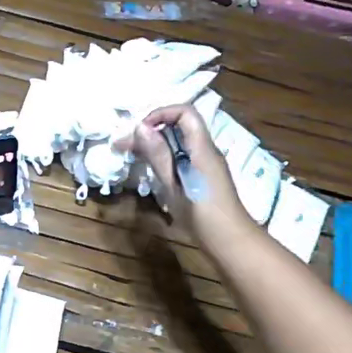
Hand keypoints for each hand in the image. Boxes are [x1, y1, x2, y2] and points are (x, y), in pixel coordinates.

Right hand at [128, 105, 253, 246]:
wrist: (229, 240)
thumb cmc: (201, 212)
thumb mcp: (174, 184)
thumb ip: (159, 154)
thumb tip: (141, 127)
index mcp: (201, 147)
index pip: (184, 112)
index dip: (160, 114)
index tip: (139, 131)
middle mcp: (205, 151)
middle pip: (178, 127)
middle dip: (150, 131)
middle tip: (122, 146)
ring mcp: (204, 164)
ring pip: (177, 143)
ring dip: (153, 145)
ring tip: (130, 156)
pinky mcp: (201, 177)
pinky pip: (180, 157)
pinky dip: (162, 157)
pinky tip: (148, 170)